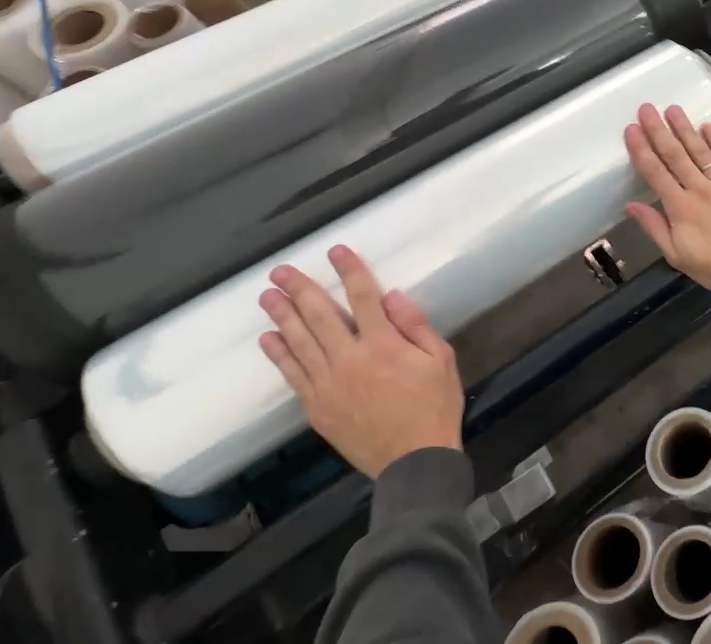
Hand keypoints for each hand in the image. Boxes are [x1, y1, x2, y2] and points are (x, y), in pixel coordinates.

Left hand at [258, 246, 463, 478]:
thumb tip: (392, 297)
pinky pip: (293, 374)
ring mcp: (328, 384)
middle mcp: (350, 359)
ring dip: (282, 316)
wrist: (413, 458)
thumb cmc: (434, 405)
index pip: (364, 298)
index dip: (350, 272)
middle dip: (302, 290)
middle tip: (281, 271)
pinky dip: (279, 355)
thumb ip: (417, 327)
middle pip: (321, 317)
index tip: (336, 251)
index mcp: (385, 345)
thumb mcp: (442, 360)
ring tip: (268, 296)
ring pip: (300, 343)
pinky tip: (269, 338)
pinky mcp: (316, 406)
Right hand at [624, 103, 710, 302]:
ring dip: (685, 129)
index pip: (655, 172)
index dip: (641, 149)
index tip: (631, 129)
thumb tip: (630, 206)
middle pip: (675, 155)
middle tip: (647, 108)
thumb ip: (654, 227)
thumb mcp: (676, 255)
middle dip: (659, 130)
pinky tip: (707, 127)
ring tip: (673, 109)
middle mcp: (700, 189)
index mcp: (680, 207)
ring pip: (700, 151)